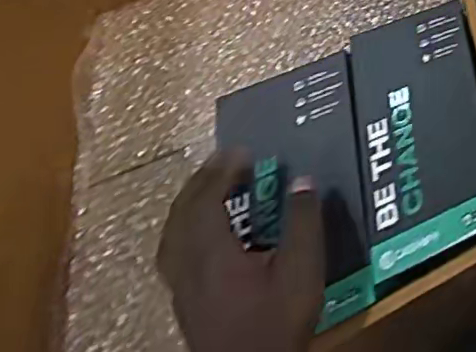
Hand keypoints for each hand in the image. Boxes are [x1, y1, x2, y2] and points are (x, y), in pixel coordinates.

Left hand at [156, 149, 323, 351]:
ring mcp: (183, 290)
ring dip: (189, 204)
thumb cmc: (277, 324)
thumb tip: (302, 180)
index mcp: (213, 256)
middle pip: (181, 216)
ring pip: (172, 236)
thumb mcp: (302, 270)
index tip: (242, 151)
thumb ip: (303, 222)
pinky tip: (206, 232)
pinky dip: (186, 228)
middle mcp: (189, 269)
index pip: (206, 202)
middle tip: (225, 160)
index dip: (221, 172)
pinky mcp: (185, 305)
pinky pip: (174, 252)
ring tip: (211, 187)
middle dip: (201, 182)